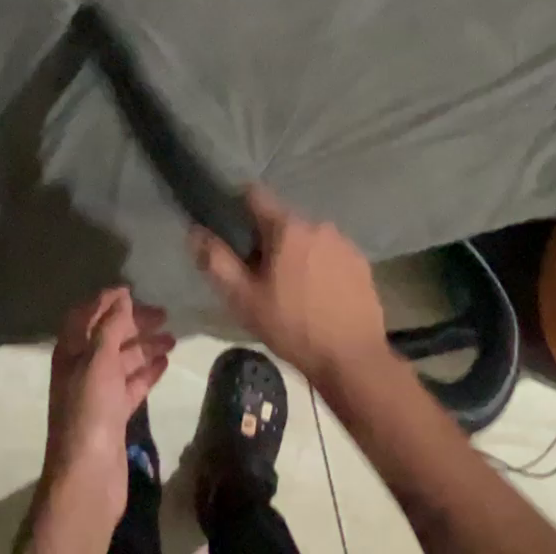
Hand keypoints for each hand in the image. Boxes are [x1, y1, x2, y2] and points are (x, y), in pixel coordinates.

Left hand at [33, 287, 174, 548]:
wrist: (87, 477)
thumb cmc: (89, 411)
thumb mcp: (98, 362)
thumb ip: (110, 327)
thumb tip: (121, 296)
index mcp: (70, 352)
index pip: (86, 316)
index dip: (105, 301)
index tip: (132, 290)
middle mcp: (82, 368)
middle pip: (108, 336)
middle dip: (133, 322)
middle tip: (163, 313)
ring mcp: (98, 393)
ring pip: (123, 360)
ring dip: (145, 345)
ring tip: (173, 336)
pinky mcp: (115, 414)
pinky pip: (133, 384)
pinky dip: (148, 371)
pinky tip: (167, 361)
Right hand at [191, 186, 388, 386]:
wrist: (353, 360)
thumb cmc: (293, 327)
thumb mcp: (245, 300)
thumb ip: (217, 262)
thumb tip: (194, 231)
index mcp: (287, 227)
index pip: (256, 195)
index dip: (238, 205)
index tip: (230, 226)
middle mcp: (318, 224)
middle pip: (282, 221)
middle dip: (268, 239)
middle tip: (259, 274)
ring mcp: (344, 243)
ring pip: (308, 238)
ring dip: (296, 253)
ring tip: (291, 289)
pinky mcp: (361, 263)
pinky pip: (330, 253)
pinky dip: (320, 265)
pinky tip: (318, 296)